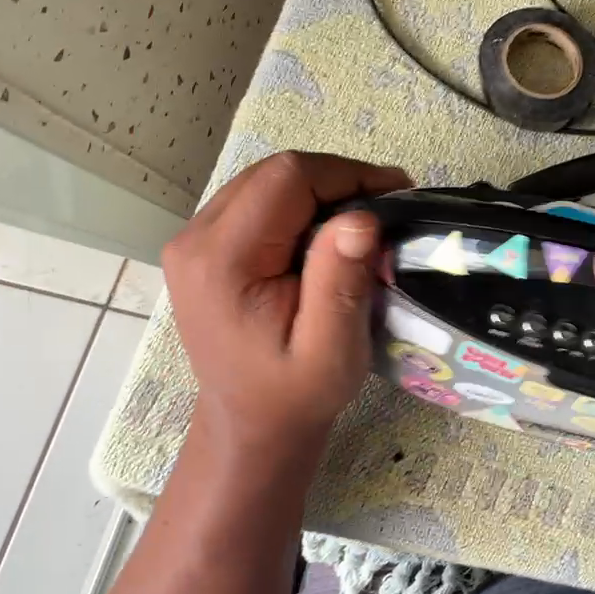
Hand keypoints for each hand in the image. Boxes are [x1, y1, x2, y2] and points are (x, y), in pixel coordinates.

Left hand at [162, 151, 411, 466]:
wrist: (251, 421)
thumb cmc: (295, 391)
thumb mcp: (331, 348)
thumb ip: (340, 282)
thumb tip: (361, 218)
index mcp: (222, 260)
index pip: (287, 179)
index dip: (348, 175)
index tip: (398, 196)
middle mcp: (196, 239)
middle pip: (276, 172)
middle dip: (340, 179)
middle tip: (391, 206)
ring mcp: (196, 240)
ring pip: (269, 181)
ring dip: (325, 189)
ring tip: (368, 217)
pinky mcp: (207, 246)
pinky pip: (261, 201)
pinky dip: (306, 204)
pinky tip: (334, 232)